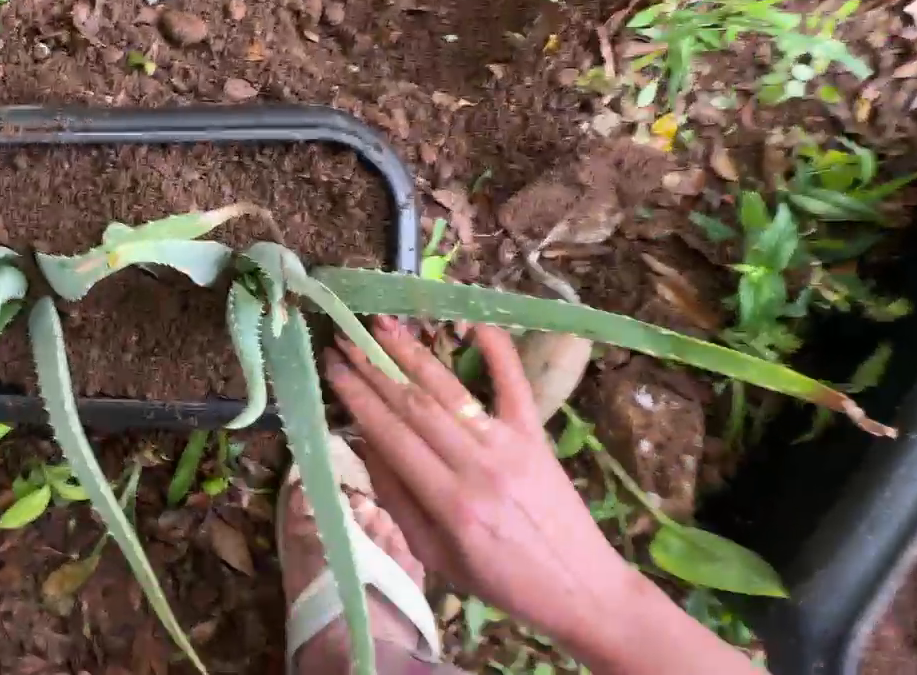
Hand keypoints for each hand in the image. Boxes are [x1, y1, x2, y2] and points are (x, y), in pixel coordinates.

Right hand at [324, 319, 760, 674]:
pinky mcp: (536, 435)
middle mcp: (477, 467)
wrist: (587, 595)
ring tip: (380, 323)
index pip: (389, 434)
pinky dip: (495, 350)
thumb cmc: (501, 581)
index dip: (355, 396)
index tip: (329, 367)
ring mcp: (510, 445)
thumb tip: (364, 441)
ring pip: (448, 389)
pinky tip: (470, 321)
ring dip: (410, 352)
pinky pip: (513, 385)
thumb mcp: (434, 556)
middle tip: (342, 338)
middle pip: (413, 404)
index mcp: (449, 503)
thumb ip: (395, 498)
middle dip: (371, 367)